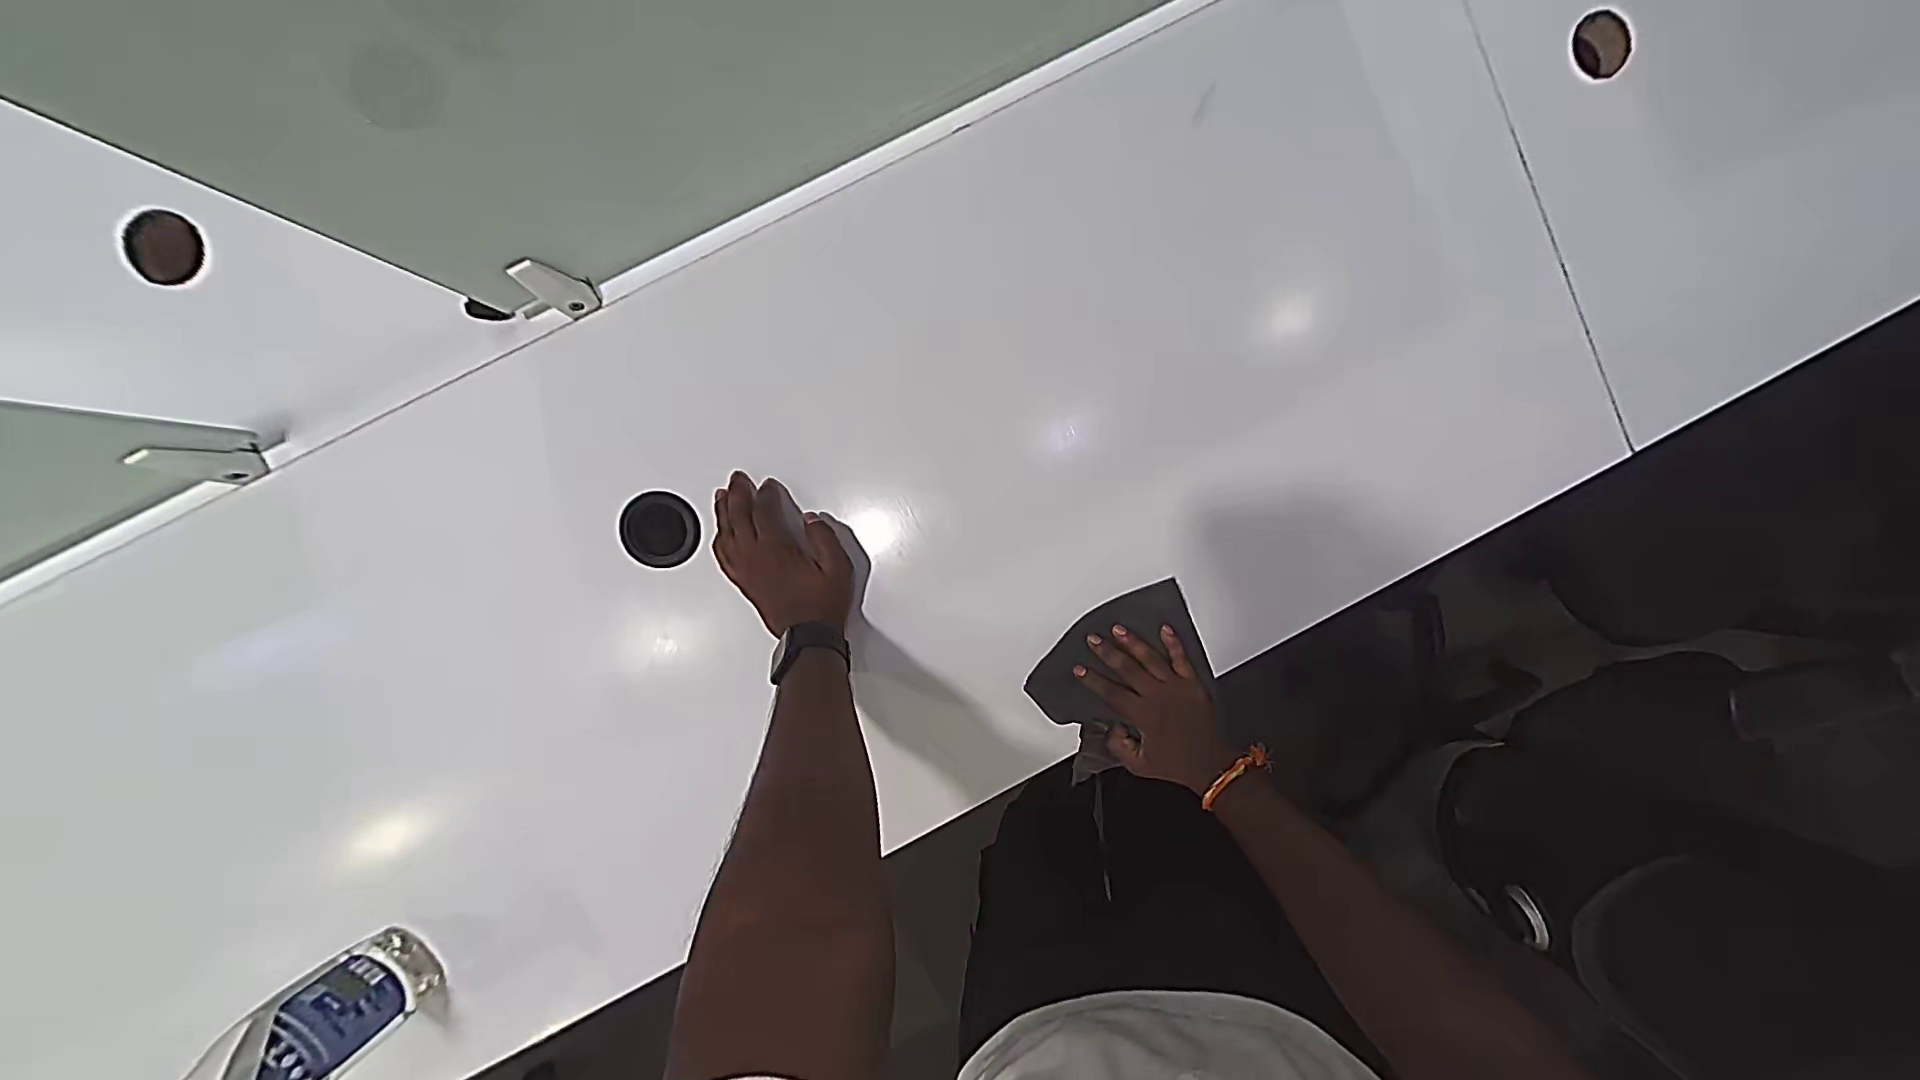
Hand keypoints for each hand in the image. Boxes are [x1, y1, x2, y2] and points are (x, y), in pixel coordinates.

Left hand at [712, 471, 853, 635]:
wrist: (808, 636)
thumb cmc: (821, 606)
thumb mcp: (838, 567)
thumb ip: (825, 538)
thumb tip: (812, 521)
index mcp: (777, 549)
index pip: (765, 511)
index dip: (767, 494)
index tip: (770, 486)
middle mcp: (756, 557)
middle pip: (739, 515)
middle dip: (738, 493)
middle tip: (738, 479)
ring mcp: (746, 570)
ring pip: (726, 532)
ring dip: (723, 511)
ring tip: (723, 497)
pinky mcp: (744, 582)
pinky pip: (723, 554)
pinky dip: (719, 538)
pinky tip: (720, 534)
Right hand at [1076, 624, 1239, 795]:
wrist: (1212, 764)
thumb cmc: (1178, 765)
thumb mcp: (1139, 764)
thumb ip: (1119, 747)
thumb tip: (1111, 728)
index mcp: (1143, 715)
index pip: (1111, 692)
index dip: (1093, 680)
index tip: (1080, 669)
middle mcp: (1158, 696)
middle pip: (1127, 668)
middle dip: (1107, 652)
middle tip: (1094, 639)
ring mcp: (1176, 687)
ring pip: (1150, 658)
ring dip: (1132, 642)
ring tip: (1118, 629)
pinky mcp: (1193, 683)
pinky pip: (1182, 658)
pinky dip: (1174, 643)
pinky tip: (1164, 629)